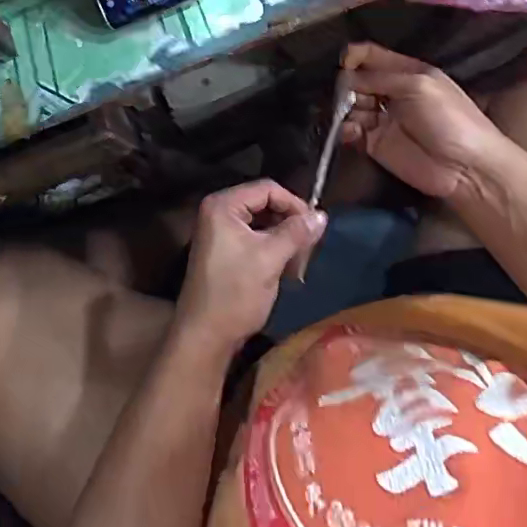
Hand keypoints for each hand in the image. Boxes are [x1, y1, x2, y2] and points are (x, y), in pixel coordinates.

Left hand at [175, 180, 325, 354]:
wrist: (204, 337)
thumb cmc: (235, 294)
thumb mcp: (270, 259)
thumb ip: (296, 233)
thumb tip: (322, 215)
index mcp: (223, 205)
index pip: (267, 189)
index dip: (294, 204)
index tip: (314, 227)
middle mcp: (218, 211)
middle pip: (265, 203)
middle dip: (289, 224)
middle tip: (308, 248)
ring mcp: (219, 231)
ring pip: (263, 222)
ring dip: (284, 239)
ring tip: (298, 263)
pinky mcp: (224, 249)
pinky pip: (255, 237)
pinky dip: (272, 249)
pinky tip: (286, 269)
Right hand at [340, 43, 521, 201]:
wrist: (467, 169)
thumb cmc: (449, 119)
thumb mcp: (418, 86)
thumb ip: (380, 78)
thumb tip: (346, 78)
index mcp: (405, 72)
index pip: (371, 56)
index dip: (354, 57)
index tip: (343, 64)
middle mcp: (391, 92)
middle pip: (357, 80)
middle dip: (347, 84)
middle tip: (348, 95)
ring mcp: (382, 118)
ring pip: (351, 105)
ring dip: (345, 107)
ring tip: (353, 115)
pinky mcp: (375, 143)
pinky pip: (351, 131)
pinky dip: (345, 129)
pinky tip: (351, 131)